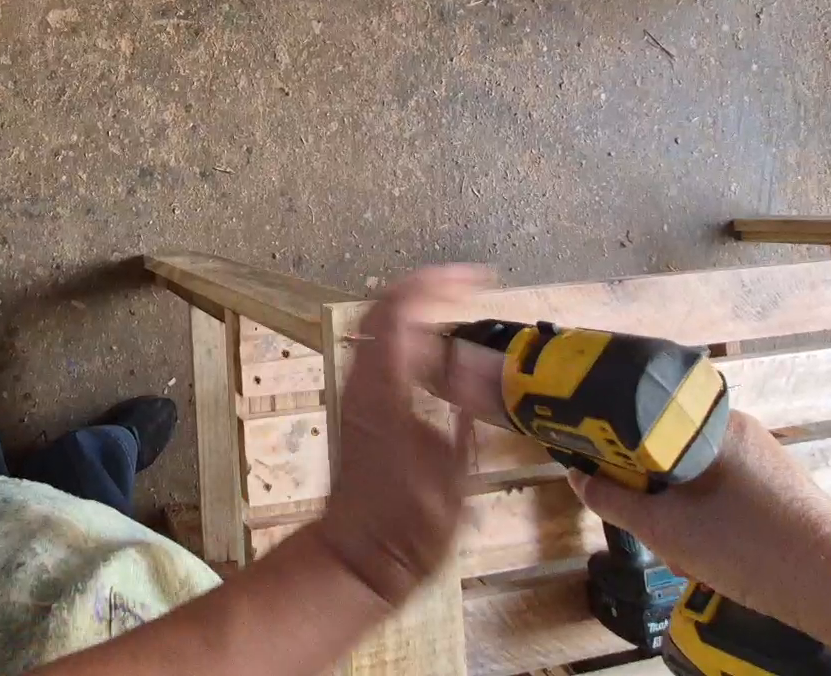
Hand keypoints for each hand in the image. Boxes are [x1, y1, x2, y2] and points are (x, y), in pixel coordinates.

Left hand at [313, 265, 505, 604]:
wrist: (357, 552)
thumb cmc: (407, 526)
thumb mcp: (451, 480)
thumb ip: (459, 418)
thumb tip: (468, 363)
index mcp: (386, 390)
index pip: (402, 312)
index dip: (437, 284)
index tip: (476, 278)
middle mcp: (363, 379)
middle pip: (384, 307)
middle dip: (427, 285)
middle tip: (468, 283)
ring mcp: (354, 388)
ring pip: (377, 323)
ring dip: (415, 305)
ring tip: (455, 303)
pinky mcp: (355, 400)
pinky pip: (377, 346)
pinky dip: (405, 329)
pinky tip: (433, 343)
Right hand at [566, 410, 830, 627]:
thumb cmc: (752, 547)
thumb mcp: (665, 529)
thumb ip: (612, 500)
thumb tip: (577, 477)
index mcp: (706, 421)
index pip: (636, 411)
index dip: (607, 437)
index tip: (592, 463)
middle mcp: (733, 428)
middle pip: (661, 442)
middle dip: (643, 482)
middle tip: (637, 516)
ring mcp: (760, 458)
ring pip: (690, 469)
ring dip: (673, 504)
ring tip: (677, 546)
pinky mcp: (778, 488)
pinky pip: (719, 486)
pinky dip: (702, 512)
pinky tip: (707, 551)